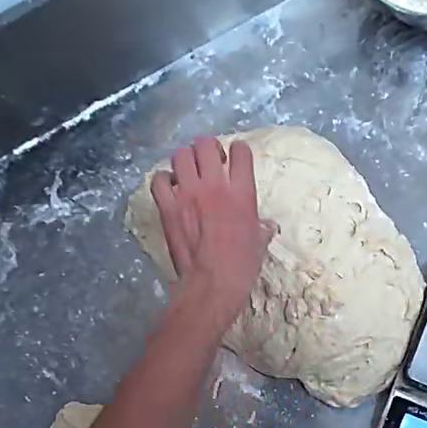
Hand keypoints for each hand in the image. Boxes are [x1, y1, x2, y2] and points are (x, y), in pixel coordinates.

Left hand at [151, 137, 272, 326]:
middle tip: (210, 161)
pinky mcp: (167, 206)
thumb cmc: (242, 265)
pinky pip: (159, 179)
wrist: (212, 282)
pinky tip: (170, 187)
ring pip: (181, 155)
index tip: (236, 159)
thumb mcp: (260, 243)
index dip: (239, 152)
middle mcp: (214, 185)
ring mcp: (187, 194)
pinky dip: (164, 179)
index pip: (241, 152)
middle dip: (209, 148)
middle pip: (206, 145)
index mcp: (242, 193)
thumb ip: (262, 228)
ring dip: (186, 160)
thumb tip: (267, 226)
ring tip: (189, 171)